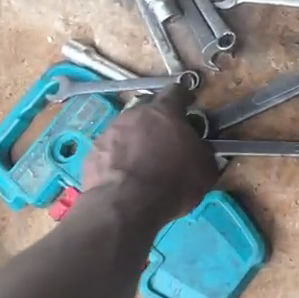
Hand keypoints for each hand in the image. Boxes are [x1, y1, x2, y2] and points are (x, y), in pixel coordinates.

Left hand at [81, 84, 217, 223]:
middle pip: (147, 107)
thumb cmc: (173, 182)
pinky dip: (119, 156)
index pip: (176, 91)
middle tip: (167, 136)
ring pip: (126, 128)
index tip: (189, 105)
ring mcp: (110, 132)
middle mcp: (135, 115)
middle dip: (157, 118)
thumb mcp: (205, 169)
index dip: (184, 97)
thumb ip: (205, 152)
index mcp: (165, 112)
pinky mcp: (93, 153)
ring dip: (136, 138)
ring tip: (144, 160)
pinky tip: (126, 175)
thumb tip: (202, 149)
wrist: (125, 206)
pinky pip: (111, 148)